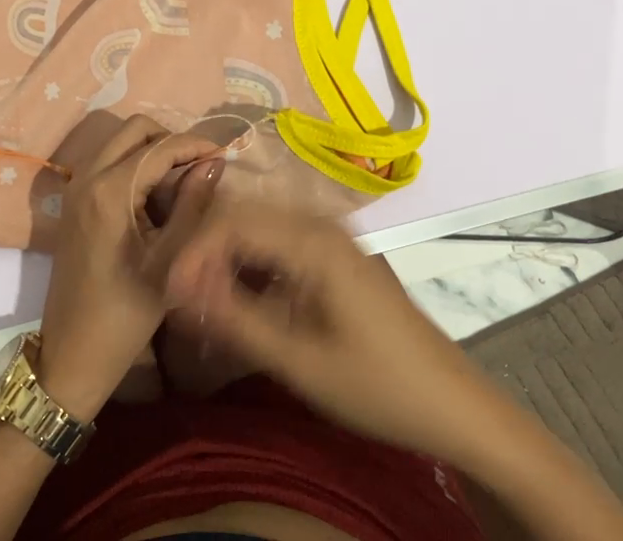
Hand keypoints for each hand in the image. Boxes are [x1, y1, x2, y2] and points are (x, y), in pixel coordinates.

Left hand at [37, 116, 221, 420]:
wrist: (73, 351)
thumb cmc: (126, 313)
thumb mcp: (170, 260)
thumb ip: (193, 205)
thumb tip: (214, 163)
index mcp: (109, 190)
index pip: (160, 146)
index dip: (196, 145)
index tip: (226, 157)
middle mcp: (86, 177)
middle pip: (134, 129)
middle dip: (171, 141)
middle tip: (201, 169)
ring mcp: (75, 188)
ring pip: (119, 144)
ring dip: (151, 152)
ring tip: (183, 184)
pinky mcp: (74, 203)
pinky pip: (107, 163)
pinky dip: (134, 166)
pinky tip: (156, 199)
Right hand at [162, 201, 498, 461]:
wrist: (455, 406)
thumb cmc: (378, 386)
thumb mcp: (298, 359)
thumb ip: (235, 317)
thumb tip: (177, 287)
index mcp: (314, 241)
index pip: (232, 221)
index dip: (192, 252)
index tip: (166, 292)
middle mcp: (321, 225)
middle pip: (242, 216)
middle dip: (203, 252)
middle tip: (177, 297)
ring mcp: (332, 239)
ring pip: (258, 229)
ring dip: (225, 260)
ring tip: (201, 303)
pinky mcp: (336, 258)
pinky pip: (279, 246)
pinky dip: (251, 269)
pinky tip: (239, 303)